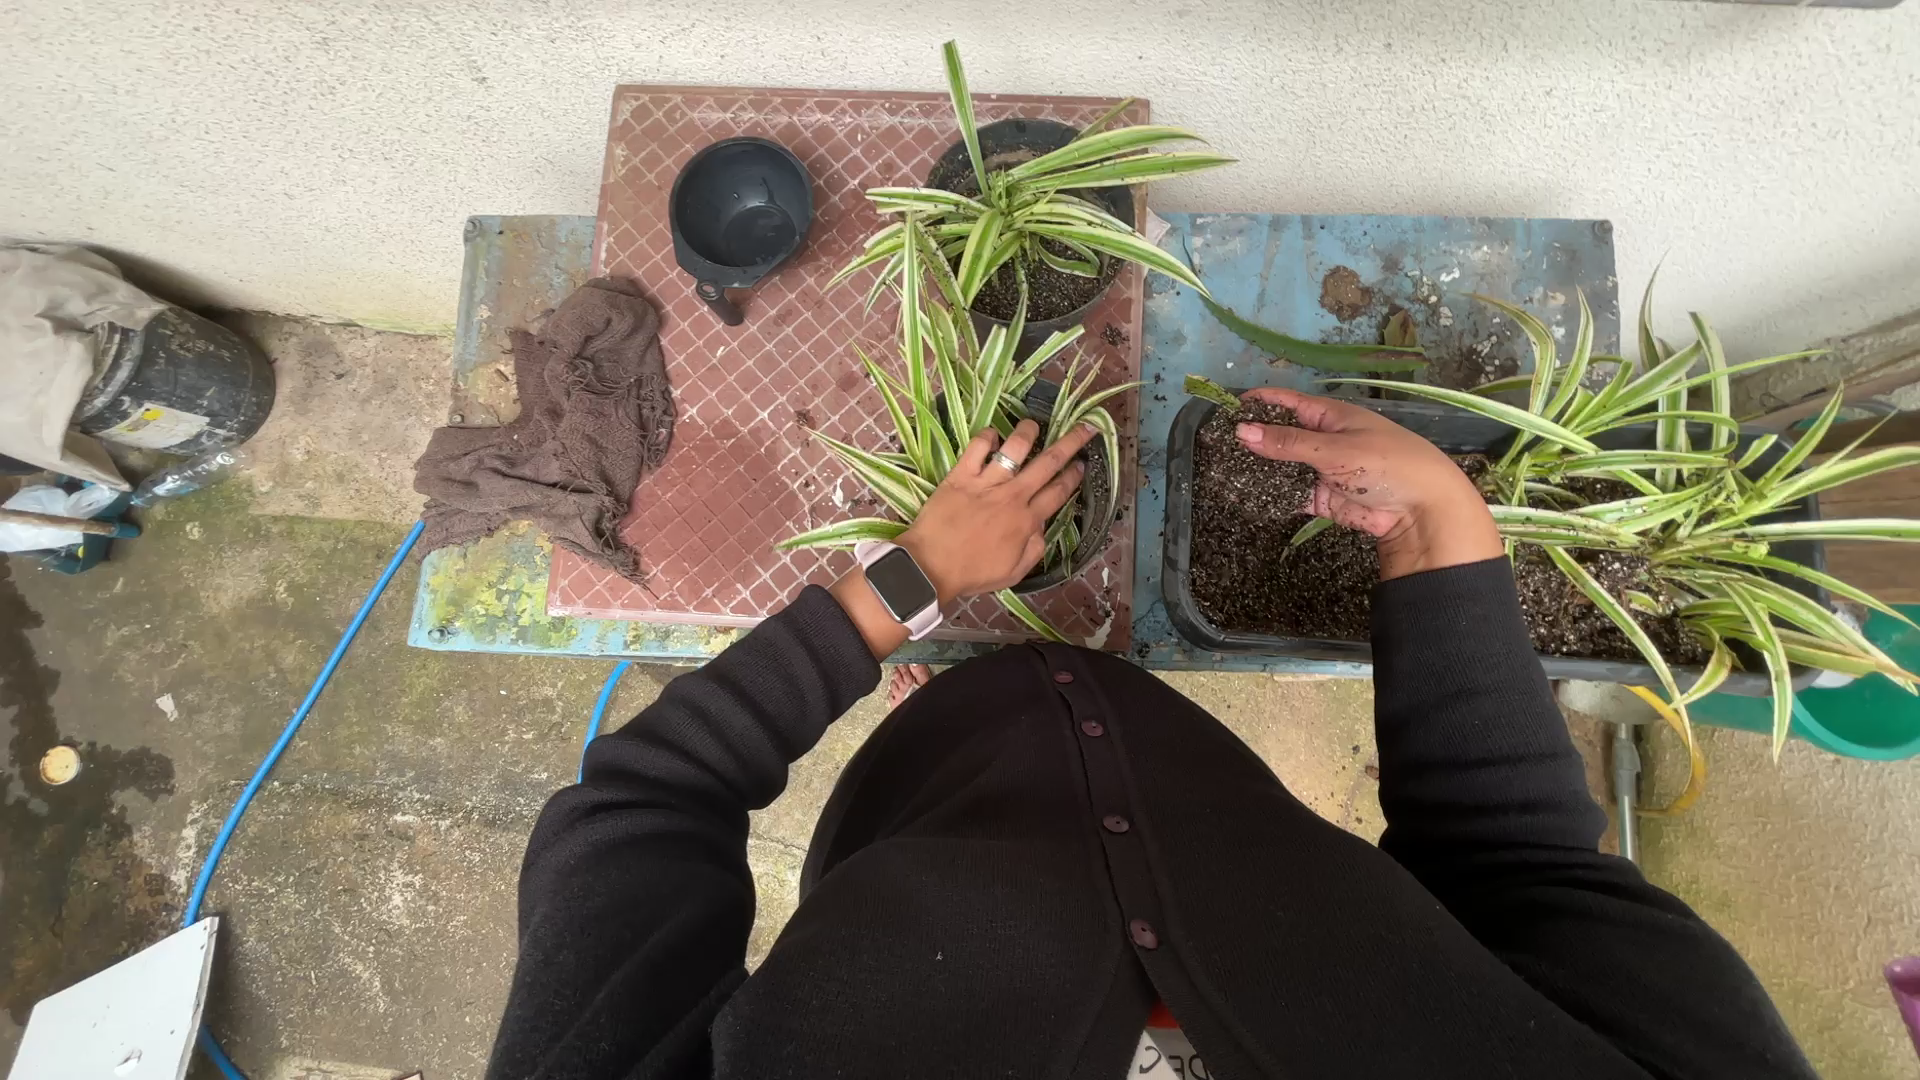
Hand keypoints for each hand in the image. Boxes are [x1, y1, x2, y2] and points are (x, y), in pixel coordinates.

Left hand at [830, 418, 1092, 658]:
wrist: (930, 567)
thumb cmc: (972, 573)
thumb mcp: (1014, 572)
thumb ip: (1035, 548)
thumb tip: (1042, 526)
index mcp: (1027, 521)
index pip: (1059, 492)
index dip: (1074, 476)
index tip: (1082, 464)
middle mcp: (1012, 496)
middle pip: (1048, 463)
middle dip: (1071, 442)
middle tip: (1085, 427)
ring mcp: (986, 483)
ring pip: (1015, 448)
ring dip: (1029, 432)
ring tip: (1033, 424)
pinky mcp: (961, 475)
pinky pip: (978, 447)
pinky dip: (988, 435)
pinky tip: (993, 433)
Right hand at [1232, 387, 1501, 579]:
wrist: (1420, 509)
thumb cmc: (1385, 464)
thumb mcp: (1334, 449)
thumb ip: (1286, 443)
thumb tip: (1240, 431)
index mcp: (1328, 416)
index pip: (1285, 403)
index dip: (1256, 403)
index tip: (1224, 408)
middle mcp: (1320, 440)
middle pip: (1277, 435)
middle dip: (1250, 438)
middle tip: (1214, 444)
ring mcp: (1318, 469)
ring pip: (1278, 466)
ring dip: (1255, 469)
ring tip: (1220, 470)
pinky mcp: (1318, 497)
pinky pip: (1286, 493)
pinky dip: (1267, 495)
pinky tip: (1242, 495)